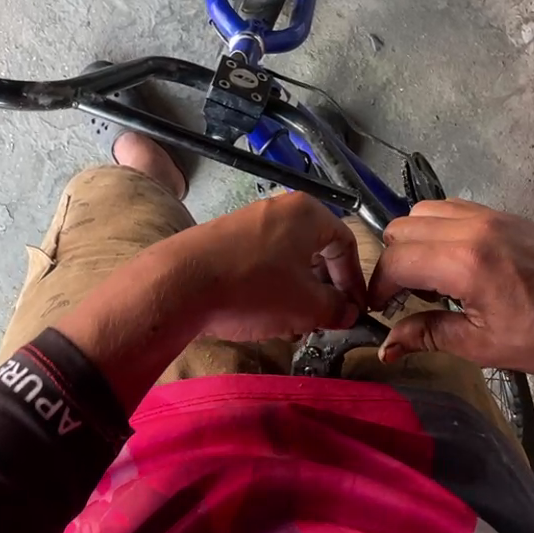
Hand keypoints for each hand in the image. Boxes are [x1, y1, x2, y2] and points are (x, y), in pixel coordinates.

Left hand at [55, 191, 364, 407]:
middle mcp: (280, 208)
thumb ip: (337, 309)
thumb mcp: (306, 306)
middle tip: (324, 319)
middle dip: (324, 289)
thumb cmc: (254, 289)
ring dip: (297, 292)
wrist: (178, 284)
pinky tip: (263, 313)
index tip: (355, 311)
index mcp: (308, 213)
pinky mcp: (224, 238)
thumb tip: (349, 312)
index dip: (355, 282)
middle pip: (316, 250)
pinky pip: (261, 260)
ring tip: (293, 323)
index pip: (347, 244)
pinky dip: (271, 286)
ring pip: (288, 258)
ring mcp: (249, 220)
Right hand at [368, 199, 533, 423]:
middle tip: (406, 299)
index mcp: (465, 260)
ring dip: (415, 242)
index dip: (378, 288)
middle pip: (402, 228)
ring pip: (425, 211)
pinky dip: (440, 231)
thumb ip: (428, 335)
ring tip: (432, 280)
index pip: (395, 260)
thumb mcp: (484, 346)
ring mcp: (493, 215)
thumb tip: (386, 347)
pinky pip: (455, 209)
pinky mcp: (508, 215)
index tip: (380, 312)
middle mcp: (474, 226)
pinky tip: (459, 266)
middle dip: (393, 263)